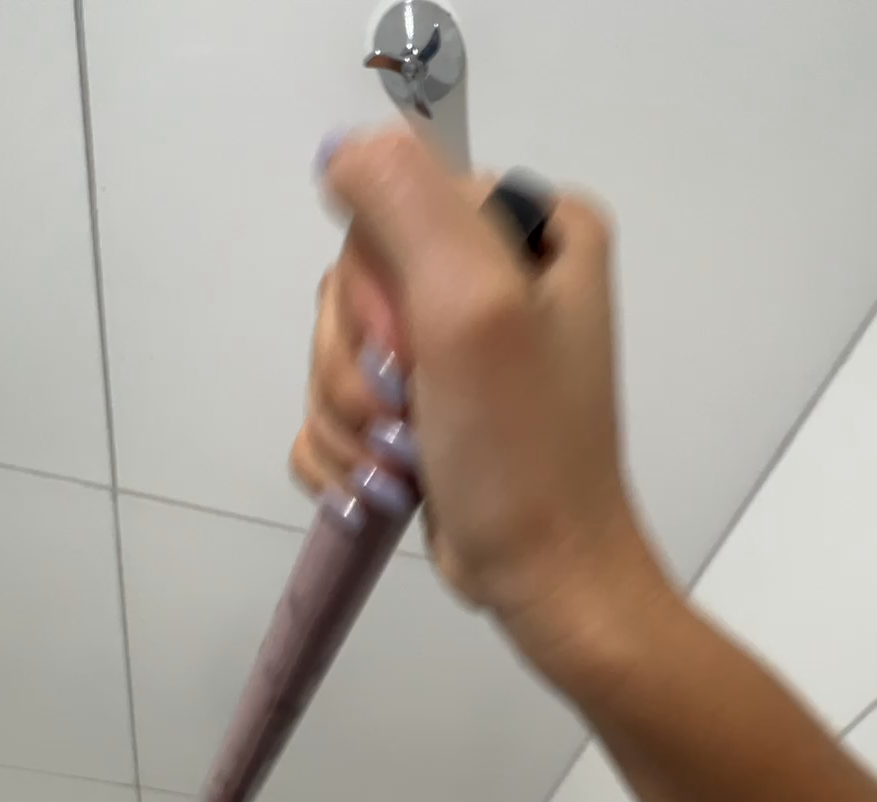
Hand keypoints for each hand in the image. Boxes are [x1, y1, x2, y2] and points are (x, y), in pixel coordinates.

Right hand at [295, 129, 671, 672]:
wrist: (542, 574)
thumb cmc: (522, 452)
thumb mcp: (474, 309)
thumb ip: (406, 201)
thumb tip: (337, 152)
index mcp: (526, 231)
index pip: (391, 206)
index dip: (379, 290)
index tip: (418, 353)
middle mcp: (489, 277)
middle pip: (353, 288)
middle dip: (361, 371)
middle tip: (410, 421)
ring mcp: (450, 347)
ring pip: (334, 353)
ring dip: (353, 422)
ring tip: (404, 465)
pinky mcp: (419, 406)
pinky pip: (334, 408)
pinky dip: (345, 453)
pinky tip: (382, 486)